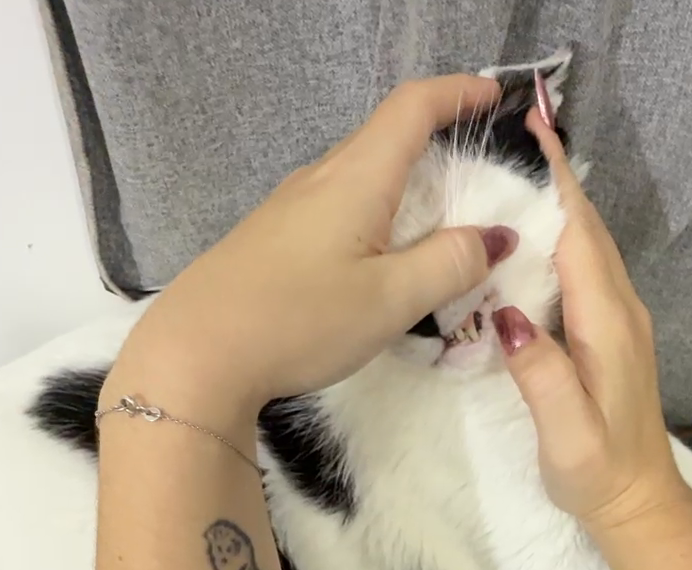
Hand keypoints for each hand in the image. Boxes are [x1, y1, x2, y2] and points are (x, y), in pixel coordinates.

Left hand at [114, 75, 517, 418]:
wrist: (197, 355)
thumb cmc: (300, 320)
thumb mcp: (390, 300)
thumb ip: (449, 265)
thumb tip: (495, 237)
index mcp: (355, 179)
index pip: (412, 108)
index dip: (456, 93)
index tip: (491, 96)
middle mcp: (318, 180)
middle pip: (383, 141)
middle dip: (434, 145)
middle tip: (472, 178)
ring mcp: (287, 211)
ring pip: (356, 181)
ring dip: (400, 189)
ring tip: (429, 228)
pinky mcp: (269, 242)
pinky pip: (333, 213)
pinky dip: (370, 220)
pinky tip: (371, 262)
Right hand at [494, 112, 691, 533]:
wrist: (638, 502)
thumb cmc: (598, 473)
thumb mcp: (567, 433)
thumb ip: (542, 375)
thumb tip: (507, 314)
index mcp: (607, 327)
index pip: (583, 239)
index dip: (561, 184)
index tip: (537, 133)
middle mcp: (621, 313)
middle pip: (589, 234)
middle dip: (559, 183)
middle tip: (516, 143)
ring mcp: (621, 324)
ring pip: (590, 251)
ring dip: (561, 210)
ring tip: (520, 179)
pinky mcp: (612, 337)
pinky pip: (587, 275)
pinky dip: (563, 246)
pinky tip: (535, 246)